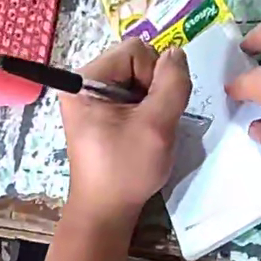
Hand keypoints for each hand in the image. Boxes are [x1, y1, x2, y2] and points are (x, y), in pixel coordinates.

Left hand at [60, 38, 191, 220]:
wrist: (106, 210)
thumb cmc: (126, 169)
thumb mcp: (157, 124)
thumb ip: (172, 83)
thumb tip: (177, 52)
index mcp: (85, 80)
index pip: (135, 49)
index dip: (154, 74)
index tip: (152, 109)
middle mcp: (83, 82)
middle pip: (137, 60)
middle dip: (154, 87)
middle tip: (152, 121)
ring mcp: (92, 97)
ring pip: (139, 77)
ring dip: (153, 100)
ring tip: (148, 129)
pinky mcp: (101, 111)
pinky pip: (133, 93)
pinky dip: (146, 109)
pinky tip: (143, 132)